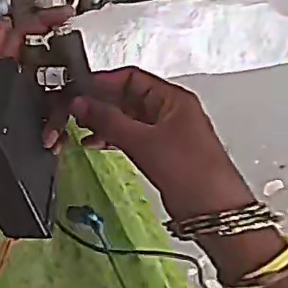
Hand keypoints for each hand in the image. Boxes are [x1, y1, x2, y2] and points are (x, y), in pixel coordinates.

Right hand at [69, 67, 254, 219]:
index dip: (103, 81)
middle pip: (126, 97)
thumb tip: (82, 103)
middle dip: (99, 103)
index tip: (79, 89)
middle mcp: (168, 111)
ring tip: (80, 128)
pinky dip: (111, 138)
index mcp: (172, 99)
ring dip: (103, 122)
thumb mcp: (142, 141)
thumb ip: (108, 120)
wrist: (212, 210)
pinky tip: (94, 144)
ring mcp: (164, 132)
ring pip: (125, 118)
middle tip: (75, 110)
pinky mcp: (159, 151)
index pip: (131, 77)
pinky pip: (129, 136)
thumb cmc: (191, 171)